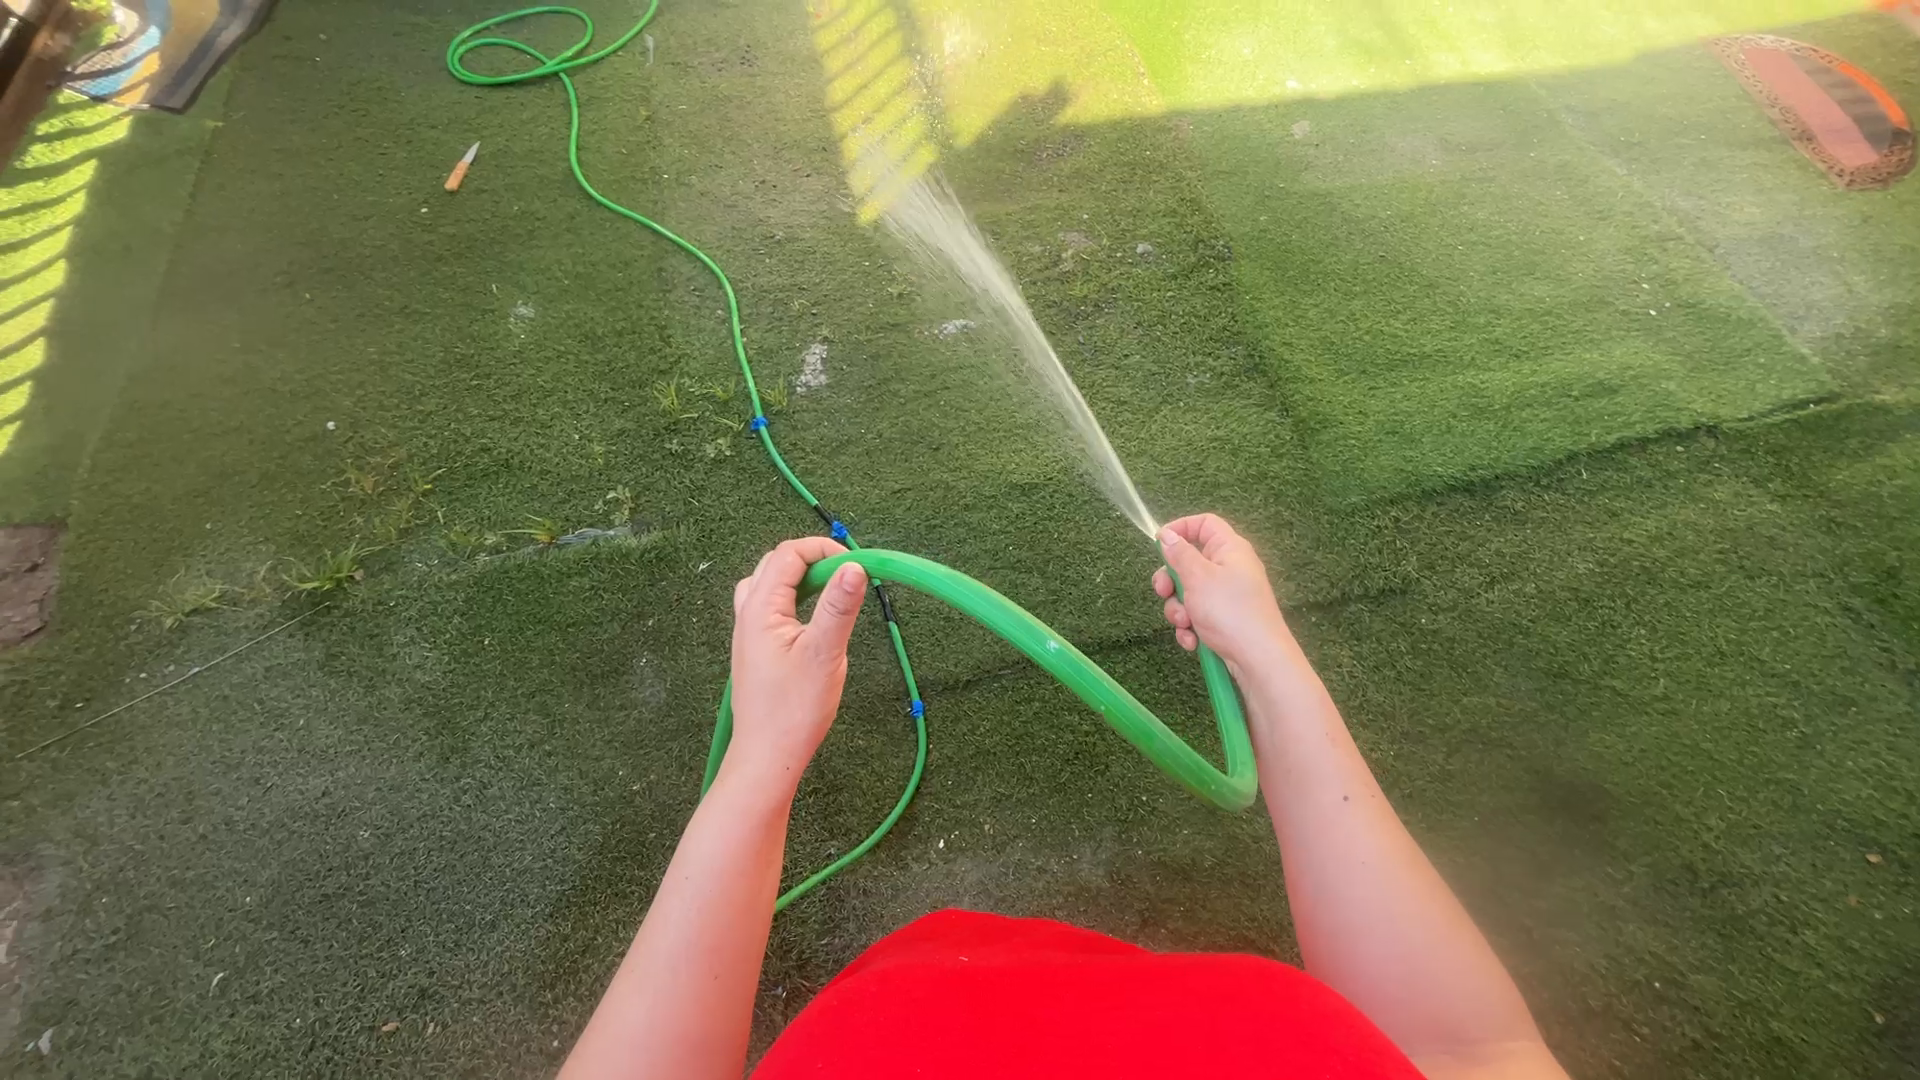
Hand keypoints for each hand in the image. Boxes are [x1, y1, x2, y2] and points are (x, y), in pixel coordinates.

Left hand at [727, 538, 867, 790]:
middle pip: (776, 564)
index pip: (789, 554)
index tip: (857, 566)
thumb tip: (856, 565)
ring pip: (770, 584)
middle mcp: (748, 613)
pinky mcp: (756, 649)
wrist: (768, 756)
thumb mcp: (824, 653)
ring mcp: (748, 632)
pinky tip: (813, 621)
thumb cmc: (795, 707)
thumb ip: (839, 606)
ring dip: (801, 579)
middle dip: (813, 560)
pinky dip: (794, 599)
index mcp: (760, 607)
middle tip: (847, 579)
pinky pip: (771, 607)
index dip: (824, 550)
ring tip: (831, 595)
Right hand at [1152, 514, 1289, 672]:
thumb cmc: (1229, 611)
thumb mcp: (1198, 577)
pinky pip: (1197, 615)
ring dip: (1178, 609)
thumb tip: (1166, 534)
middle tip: (1163, 591)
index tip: (1159, 544)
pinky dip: (1190, 627)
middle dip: (1171, 580)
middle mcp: (1229, 568)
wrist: (1257, 659)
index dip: (1180, 528)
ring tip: (1185, 624)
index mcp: (1229, 549)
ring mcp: (1226, 596)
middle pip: (1189, 561)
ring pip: (1188, 592)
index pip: (1204, 524)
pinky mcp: (1223, 620)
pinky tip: (1193, 640)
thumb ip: (1179, 553)